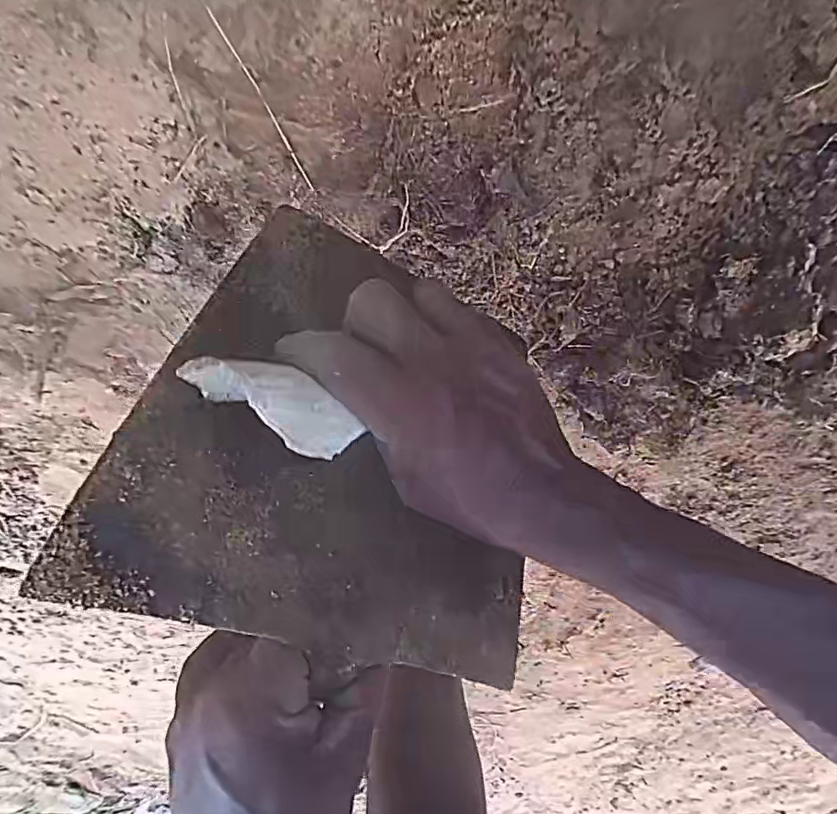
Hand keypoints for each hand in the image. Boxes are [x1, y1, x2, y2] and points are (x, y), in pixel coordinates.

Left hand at [166, 632, 386, 813]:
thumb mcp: (348, 752)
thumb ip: (366, 682)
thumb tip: (379, 635)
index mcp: (242, 692)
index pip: (296, 620)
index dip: (335, 628)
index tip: (361, 647)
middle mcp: (199, 687)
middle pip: (266, 624)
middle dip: (309, 639)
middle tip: (341, 672)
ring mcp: (182, 704)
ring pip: (244, 642)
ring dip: (283, 653)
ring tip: (314, 691)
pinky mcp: (180, 720)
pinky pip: (223, 667)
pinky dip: (257, 670)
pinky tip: (284, 702)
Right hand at [275, 279, 582, 549]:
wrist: (541, 495)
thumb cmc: (472, 500)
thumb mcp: (406, 480)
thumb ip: (378, 431)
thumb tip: (360, 405)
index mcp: (397, 401)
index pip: (329, 350)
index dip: (301, 350)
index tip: (295, 356)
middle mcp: (431, 360)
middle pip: (370, 299)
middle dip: (355, 322)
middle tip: (363, 350)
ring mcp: (472, 346)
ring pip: (420, 292)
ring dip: (406, 314)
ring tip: (411, 345)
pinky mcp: (503, 346)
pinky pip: (463, 311)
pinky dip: (447, 324)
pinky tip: (451, 354)